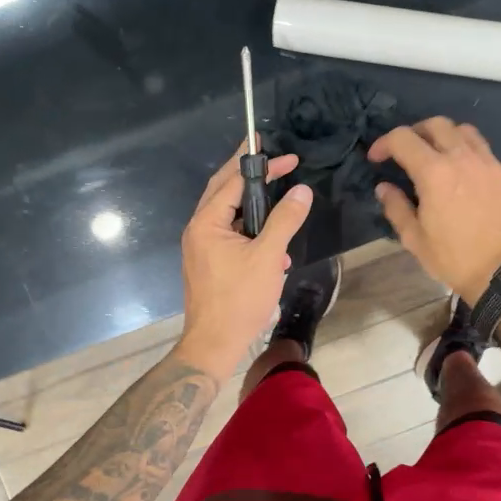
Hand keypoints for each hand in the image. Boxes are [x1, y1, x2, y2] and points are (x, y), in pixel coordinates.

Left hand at [173, 148, 312, 379]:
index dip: (259, 164)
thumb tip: (302, 191)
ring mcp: (201, 248)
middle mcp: (198, 229)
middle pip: (224, 191)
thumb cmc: (239, 299)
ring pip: (229, 214)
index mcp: (206, 222)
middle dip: (251, 175)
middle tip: (277, 160)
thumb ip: (285, 220)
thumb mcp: (268, 256)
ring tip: (281, 198)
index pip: (232, 180)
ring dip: (255, 205)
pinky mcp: (209, 263)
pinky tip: (275, 244)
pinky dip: (252, 230)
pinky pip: (230, 235)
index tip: (285, 155)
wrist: (214, 345)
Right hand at [367, 117, 500, 301]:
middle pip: (436, 124)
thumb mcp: (415, 239)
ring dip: (444, 136)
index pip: (403, 139)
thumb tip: (385, 188)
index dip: (384, 143)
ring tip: (436, 155)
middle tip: (406, 151)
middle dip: (415, 132)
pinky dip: (467, 153)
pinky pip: (483, 151)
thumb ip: (396, 207)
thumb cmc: (454, 258)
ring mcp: (488, 164)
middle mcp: (462, 158)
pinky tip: (463, 175)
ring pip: (464, 131)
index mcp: (434, 172)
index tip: (376, 158)